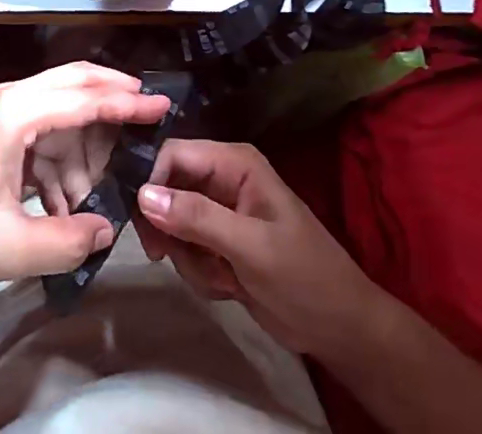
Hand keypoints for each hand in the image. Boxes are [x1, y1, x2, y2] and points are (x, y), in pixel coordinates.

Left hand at [0, 62, 170, 302]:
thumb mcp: (10, 248)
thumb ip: (69, 239)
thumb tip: (108, 229)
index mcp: (12, 114)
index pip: (84, 97)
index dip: (127, 102)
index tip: (164, 105)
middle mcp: (6, 101)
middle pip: (73, 85)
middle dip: (111, 104)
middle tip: (147, 127)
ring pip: (59, 115)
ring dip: (81, 151)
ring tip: (86, 200)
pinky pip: (40, 136)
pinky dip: (58, 164)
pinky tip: (62, 204)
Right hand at [132, 139, 386, 361]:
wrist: (338, 328)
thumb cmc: (304, 277)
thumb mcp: (251, 247)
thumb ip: (197, 218)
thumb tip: (142, 194)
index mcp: (235, 163)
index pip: (173, 154)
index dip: (151, 183)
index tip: (143, 225)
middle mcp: (222, 178)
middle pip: (164, 187)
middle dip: (169, 229)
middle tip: (167, 257)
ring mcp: (219, 210)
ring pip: (169, 222)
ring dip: (187, 257)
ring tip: (221, 277)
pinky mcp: (217, 241)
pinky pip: (183, 247)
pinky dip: (197, 271)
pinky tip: (226, 286)